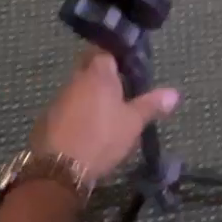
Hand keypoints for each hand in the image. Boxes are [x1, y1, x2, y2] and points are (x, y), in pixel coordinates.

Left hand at [29, 47, 179, 180]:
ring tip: (106, 114)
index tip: (130, 67)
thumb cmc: (101, 137)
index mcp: (98, 71)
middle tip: (121, 91)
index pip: (106, 49)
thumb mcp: (133, 123)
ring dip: (89, 96)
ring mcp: (58, 99)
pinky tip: (86, 131)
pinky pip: (66, 108)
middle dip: (104, 76)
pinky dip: (77, 114)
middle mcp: (76, 78)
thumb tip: (175, 93)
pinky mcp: (46, 120)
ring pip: (78, 89)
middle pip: (90, 68)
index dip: (117, 55)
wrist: (56, 171)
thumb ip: (152, 105)